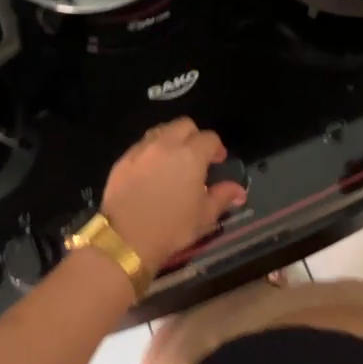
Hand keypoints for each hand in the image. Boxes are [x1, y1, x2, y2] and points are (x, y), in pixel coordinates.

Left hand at [99, 118, 244, 275]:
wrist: (126, 238)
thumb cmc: (172, 227)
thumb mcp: (204, 216)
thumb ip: (223, 197)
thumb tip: (238, 190)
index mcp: (191, 155)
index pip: (210, 138)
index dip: (217, 149)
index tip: (218, 163)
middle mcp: (166, 144)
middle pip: (184, 125)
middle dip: (194, 136)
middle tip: (196, 158)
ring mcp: (142, 149)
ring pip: (161, 131)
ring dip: (171, 140)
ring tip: (173, 162)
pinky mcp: (123, 159)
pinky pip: (142, 145)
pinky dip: (151, 151)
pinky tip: (151, 171)